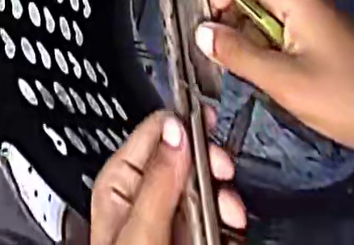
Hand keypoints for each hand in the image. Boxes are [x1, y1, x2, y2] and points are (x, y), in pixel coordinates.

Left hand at [88, 110, 245, 244]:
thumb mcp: (140, 231)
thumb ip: (159, 181)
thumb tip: (176, 128)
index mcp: (120, 182)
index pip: (155, 130)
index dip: (185, 122)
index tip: (212, 122)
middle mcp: (145, 196)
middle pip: (186, 157)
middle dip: (211, 163)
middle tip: (225, 173)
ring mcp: (170, 219)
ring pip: (206, 189)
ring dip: (226, 196)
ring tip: (232, 214)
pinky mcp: (192, 238)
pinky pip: (216, 220)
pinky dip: (230, 223)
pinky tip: (233, 231)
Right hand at [198, 0, 353, 167]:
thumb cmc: (349, 100)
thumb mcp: (285, 82)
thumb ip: (236, 54)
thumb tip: (198, 31)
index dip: (212, 5)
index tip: (210, 42)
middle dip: (228, 27)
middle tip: (230, 67)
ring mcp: (310, 11)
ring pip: (257, 16)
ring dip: (248, 43)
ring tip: (257, 78)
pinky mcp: (319, 32)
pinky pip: (277, 30)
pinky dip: (268, 51)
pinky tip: (278, 79)